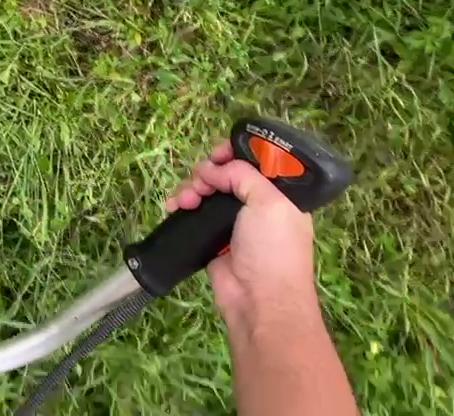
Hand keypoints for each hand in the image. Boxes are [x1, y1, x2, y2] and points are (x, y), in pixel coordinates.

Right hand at [162, 140, 317, 332]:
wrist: (258, 300)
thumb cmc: (273, 250)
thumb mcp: (269, 203)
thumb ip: (241, 175)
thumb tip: (210, 170)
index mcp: (280, 196)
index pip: (256, 161)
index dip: (236, 153)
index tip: (218, 154)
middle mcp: (257, 205)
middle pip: (225, 171)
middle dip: (208, 171)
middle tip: (202, 182)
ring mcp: (232, 220)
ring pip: (204, 187)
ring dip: (190, 187)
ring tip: (185, 201)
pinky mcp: (211, 233)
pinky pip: (192, 207)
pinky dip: (180, 202)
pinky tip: (173, 206)